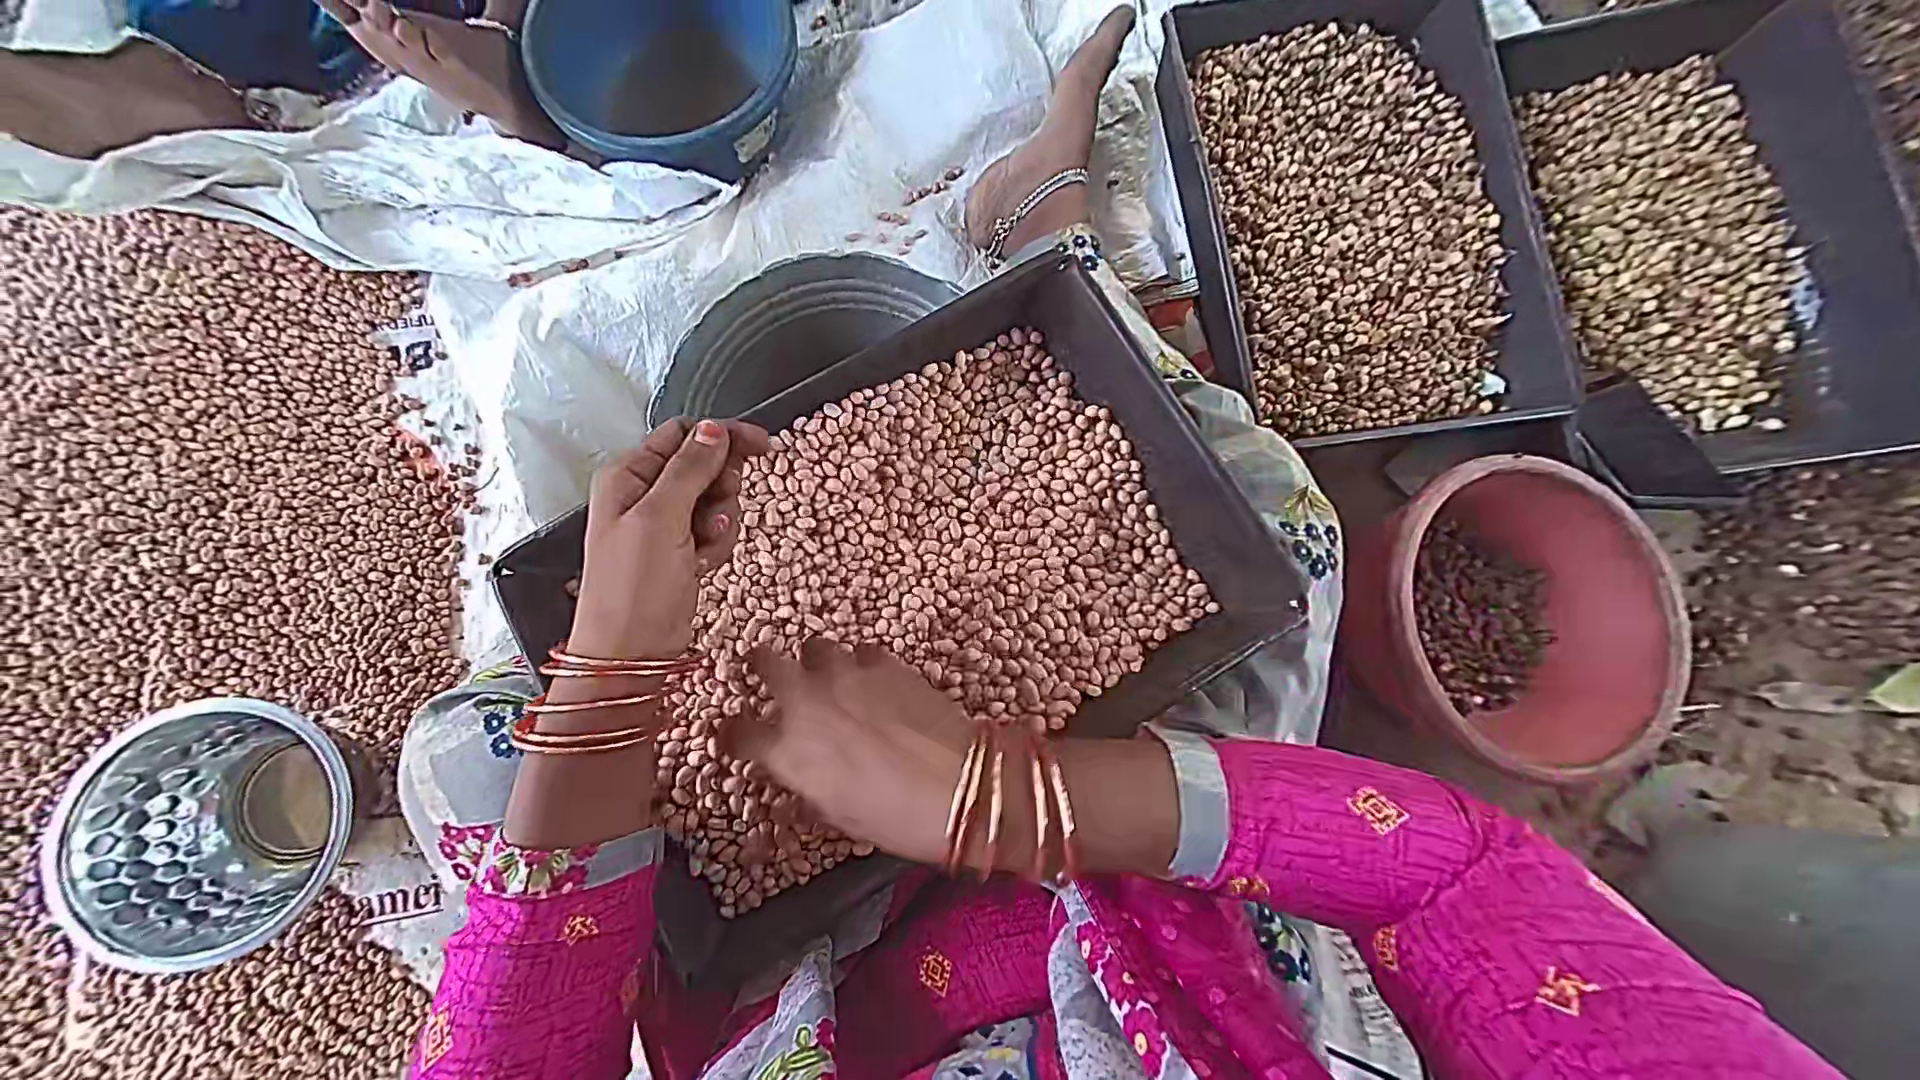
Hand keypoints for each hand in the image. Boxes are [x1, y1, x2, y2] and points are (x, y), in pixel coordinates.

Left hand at [567, 417, 768, 659]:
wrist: (632, 651)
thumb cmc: (634, 585)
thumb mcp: (661, 517)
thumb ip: (690, 469)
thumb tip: (715, 429)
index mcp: (629, 474)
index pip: (685, 434)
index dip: (723, 437)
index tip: (763, 446)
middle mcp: (647, 492)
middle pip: (707, 466)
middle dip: (721, 490)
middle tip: (712, 517)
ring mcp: (667, 522)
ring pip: (719, 500)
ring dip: (721, 523)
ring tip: (700, 548)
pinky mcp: (684, 547)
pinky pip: (718, 529)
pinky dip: (718, 544)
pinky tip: (701, 563)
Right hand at [723, 638, 975, 864]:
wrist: (958, 785)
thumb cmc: (894, 816)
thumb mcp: (838, 814)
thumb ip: (808, 783)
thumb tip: (800, 773)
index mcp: (789, 750)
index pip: (736, 733)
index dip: (732, 733)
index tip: (736, 733)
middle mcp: (808, 703)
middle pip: (765, 662)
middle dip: (762, 665)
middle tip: (769, 672)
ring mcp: (847, 675)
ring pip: (817, 648)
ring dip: (817, 663)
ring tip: (832, 679)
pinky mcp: (885, 663)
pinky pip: (862, 653)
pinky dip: (862, 666)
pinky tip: (876, 683)